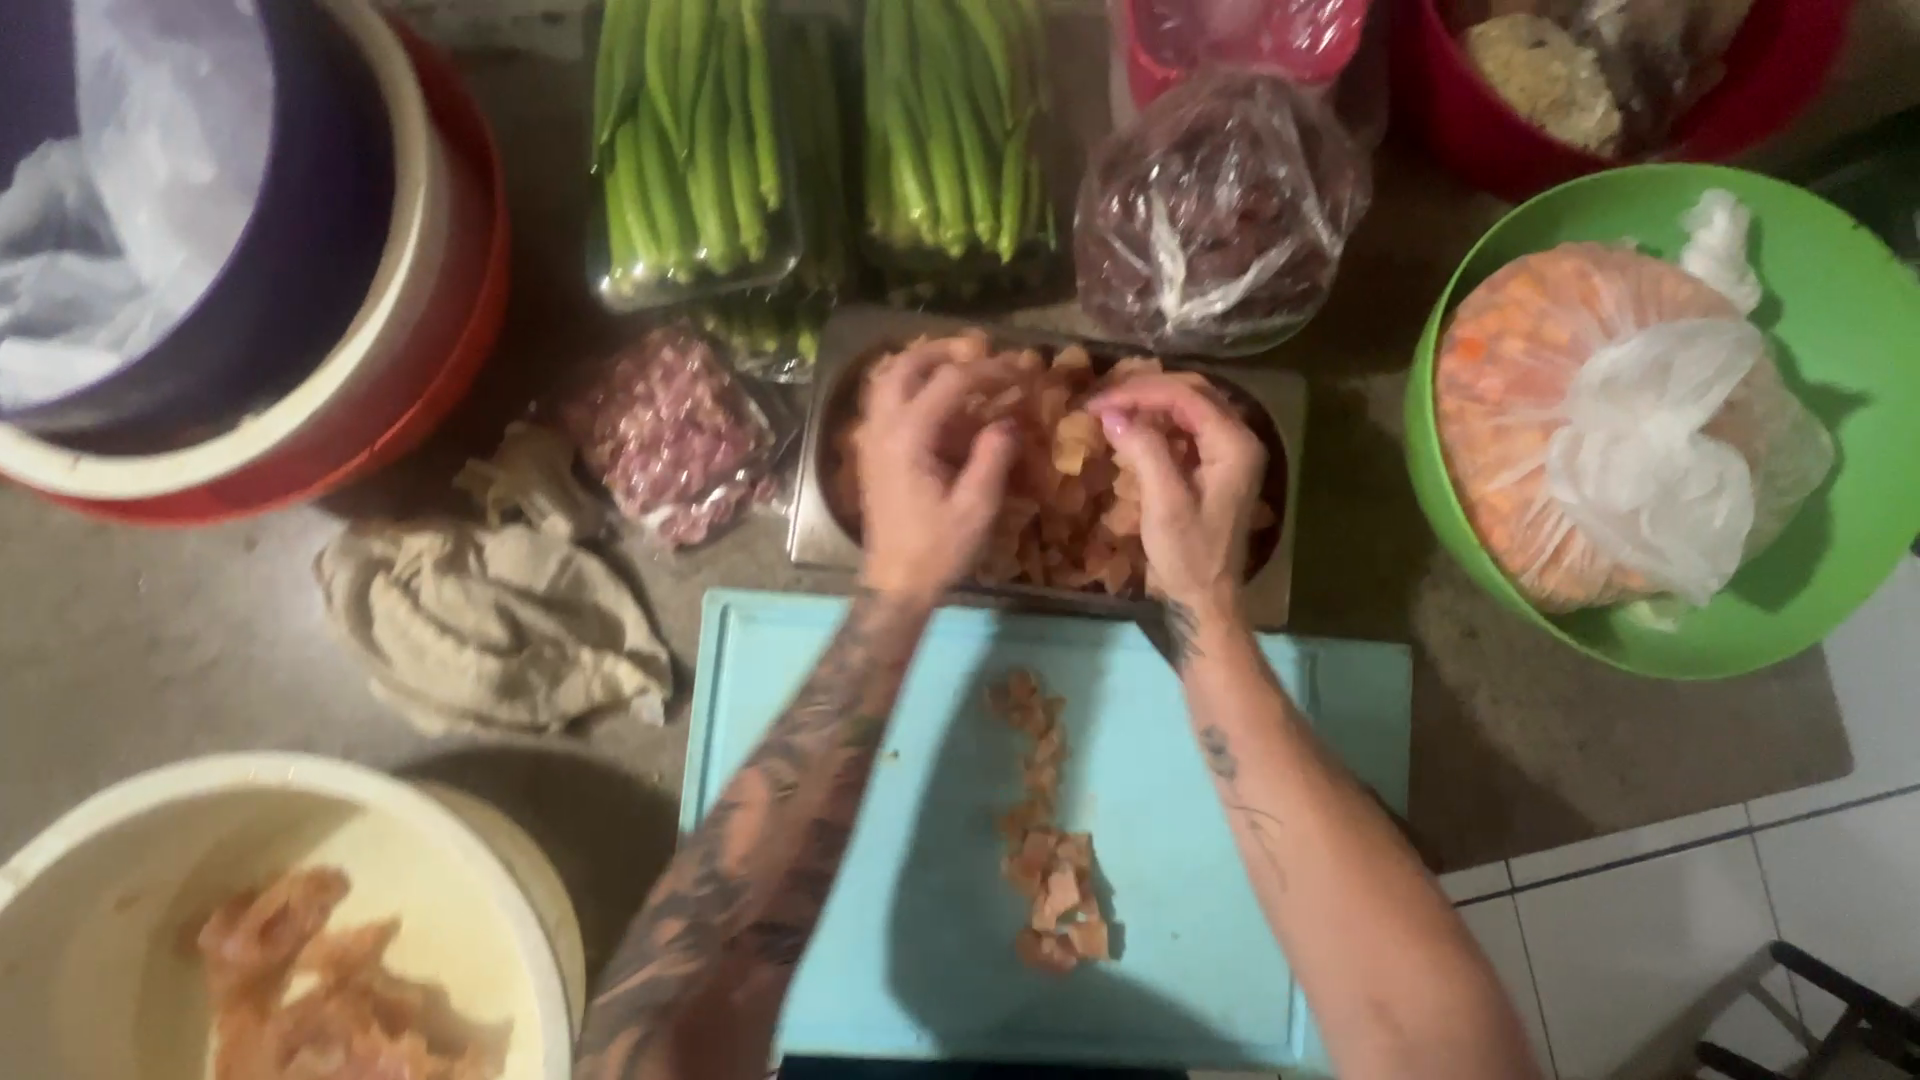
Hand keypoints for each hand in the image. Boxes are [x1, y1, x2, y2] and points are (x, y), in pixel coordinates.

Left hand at [857, 344, 1018, 603]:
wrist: (895, 580)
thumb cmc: (936, 549)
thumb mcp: (976, 507)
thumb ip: (992, 457)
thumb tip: (1008, 422)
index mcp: (909, 438)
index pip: (950, 381)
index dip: (989, 369)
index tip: (1019, 369)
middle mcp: (882, 428)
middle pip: (905, 365)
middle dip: (944, 350)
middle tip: (979, 350)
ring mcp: (871, 439)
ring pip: (887, 379)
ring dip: (921, 364)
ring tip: (957, 366)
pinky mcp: (871, 452)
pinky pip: (883, 401)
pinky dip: (907, 386)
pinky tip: (935, 399)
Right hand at [1089, 375, 1266, 618]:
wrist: (1205, 599)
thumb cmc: (1188, 556)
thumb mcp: (1164, 503)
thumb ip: (1143, 451)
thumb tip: (1111, 413)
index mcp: (1234, 445)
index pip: (1185, 397)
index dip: (1139, 393)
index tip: (1097, 403)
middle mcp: (1239, 440)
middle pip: (1191, 394)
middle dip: (1145, 391)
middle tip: (1102, 401)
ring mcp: (1229, 454)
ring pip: (1189, 409)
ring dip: (1150, 404)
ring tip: (1111, 410)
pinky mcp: (1215, 468)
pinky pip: (1186, 430)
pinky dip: (1157, 424)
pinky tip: (1131, 431)